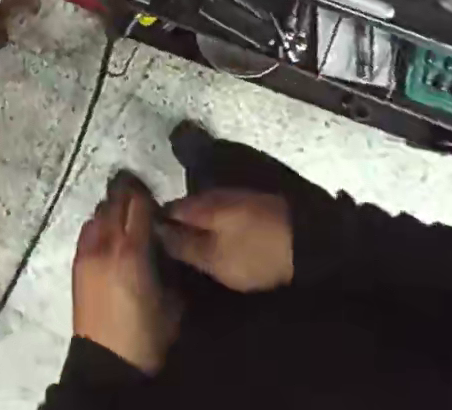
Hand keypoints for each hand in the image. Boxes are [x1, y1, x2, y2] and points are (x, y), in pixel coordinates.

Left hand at [71, 177, 180, 373]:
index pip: (138, 203)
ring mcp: (88, 251)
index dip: (147, 195)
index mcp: (132, 250)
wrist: (107, 364)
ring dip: (112, 207)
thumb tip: (165, 239)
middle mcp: (106, 243)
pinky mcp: (76, 262)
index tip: (155, 196)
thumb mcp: (172, 300)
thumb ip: (168, 262)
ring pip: (99, 211)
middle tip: (140, 196)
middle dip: (128, 194)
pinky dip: (99, 223)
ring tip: (123, 214)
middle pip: (115, 201)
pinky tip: (108, 232)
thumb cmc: (147, 335)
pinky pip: (87, 228)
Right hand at [157, 189, 293, 291]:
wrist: (304, 242)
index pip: (165, 209)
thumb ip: (182, 244)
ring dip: (194, 228)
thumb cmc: (255, 252)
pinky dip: (212, 228)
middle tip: (168, 254)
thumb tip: (153, 230)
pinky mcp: (248, 207)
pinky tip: (214, 244)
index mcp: (199, 204)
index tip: (148, 245)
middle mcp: (212, 193)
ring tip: (190, 253)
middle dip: (174, 226)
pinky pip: (219, 216)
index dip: (154, 225)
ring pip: (202, 213)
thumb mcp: (214, 258)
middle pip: (184, 209)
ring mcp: (232, 198)